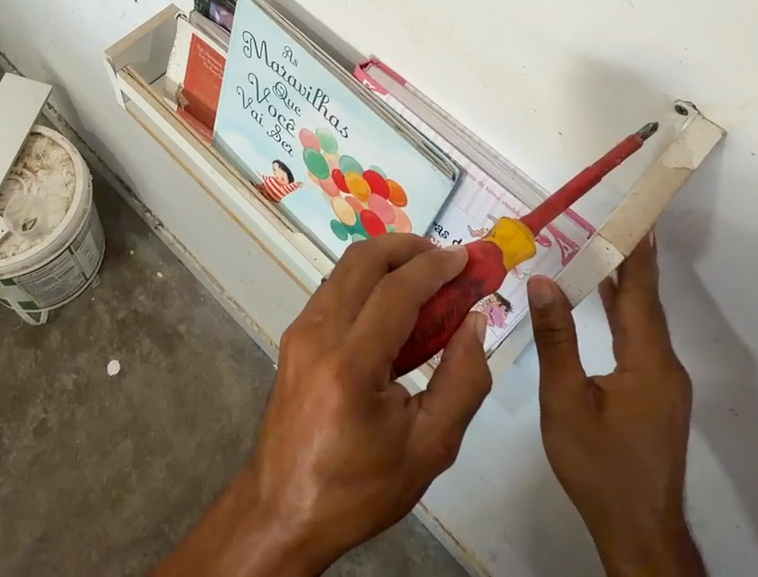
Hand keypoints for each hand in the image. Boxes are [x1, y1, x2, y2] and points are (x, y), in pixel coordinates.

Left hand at [158, 235, 492, 575]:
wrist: (283, 510)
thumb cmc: (360, 488)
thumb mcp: (430, 448)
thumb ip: (463, 381)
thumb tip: (474, 322)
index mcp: (350, 365)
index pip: (396, 290)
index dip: (435, 267)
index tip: (467, 257)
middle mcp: (317, 335)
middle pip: (363, 261)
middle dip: (409, 248)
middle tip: (447, 260)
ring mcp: (299, 334)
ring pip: (344, 270)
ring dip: (387, 262)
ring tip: (427, 279)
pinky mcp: (293, 340)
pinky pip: (334, 291)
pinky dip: (367, 282)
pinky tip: (396, 306)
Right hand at [529, 235, 704, 576]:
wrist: (637, 529)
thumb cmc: (598, 465)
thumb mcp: (565, 401)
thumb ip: (556, 339)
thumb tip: (544, 281)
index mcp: (648, 361)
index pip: (642, 293)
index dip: (638, 252)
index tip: (639, 215)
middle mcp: (665, 367)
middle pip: (647, 303)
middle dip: (630, 262)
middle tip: (612, 221)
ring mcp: (663, 385)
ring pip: (643, 325)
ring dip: (625, 288)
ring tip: (603, 251)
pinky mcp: (656, 399)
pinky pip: (640, 343)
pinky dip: (623, 316)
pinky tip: (606, 306)